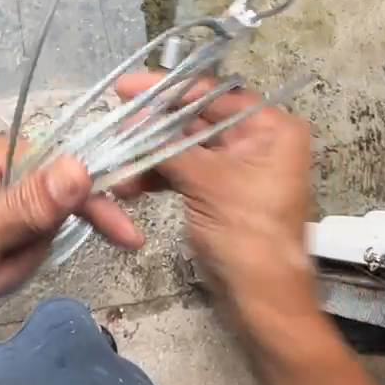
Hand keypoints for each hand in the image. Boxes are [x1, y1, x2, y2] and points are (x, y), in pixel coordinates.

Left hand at [0, 130, 142, 324]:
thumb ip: (30, 205)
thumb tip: (81, 167)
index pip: (50, 163)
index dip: (84, 201)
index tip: (125, 235)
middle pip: (44, 200)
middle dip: (26, 247)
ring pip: (31, 228)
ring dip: (12, 263)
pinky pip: (13, 240)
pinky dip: (2, 267)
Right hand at [112, 72, 317, 325]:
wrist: (260, 296)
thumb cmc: (247, 235)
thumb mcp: (206, 182)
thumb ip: (168, 146)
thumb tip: (132, 119)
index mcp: (270, 128)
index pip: (211, 94)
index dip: (165, 90)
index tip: (125, 88)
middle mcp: (256, 140)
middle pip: (195, 119)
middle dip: (152, 126)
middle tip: (114, 123)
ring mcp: (236, 166)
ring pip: (183, 146)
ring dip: (149, 154)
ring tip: (118, 160)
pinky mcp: (217, 190)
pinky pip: (182, 170)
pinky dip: (157, 175)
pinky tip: (129, 183)